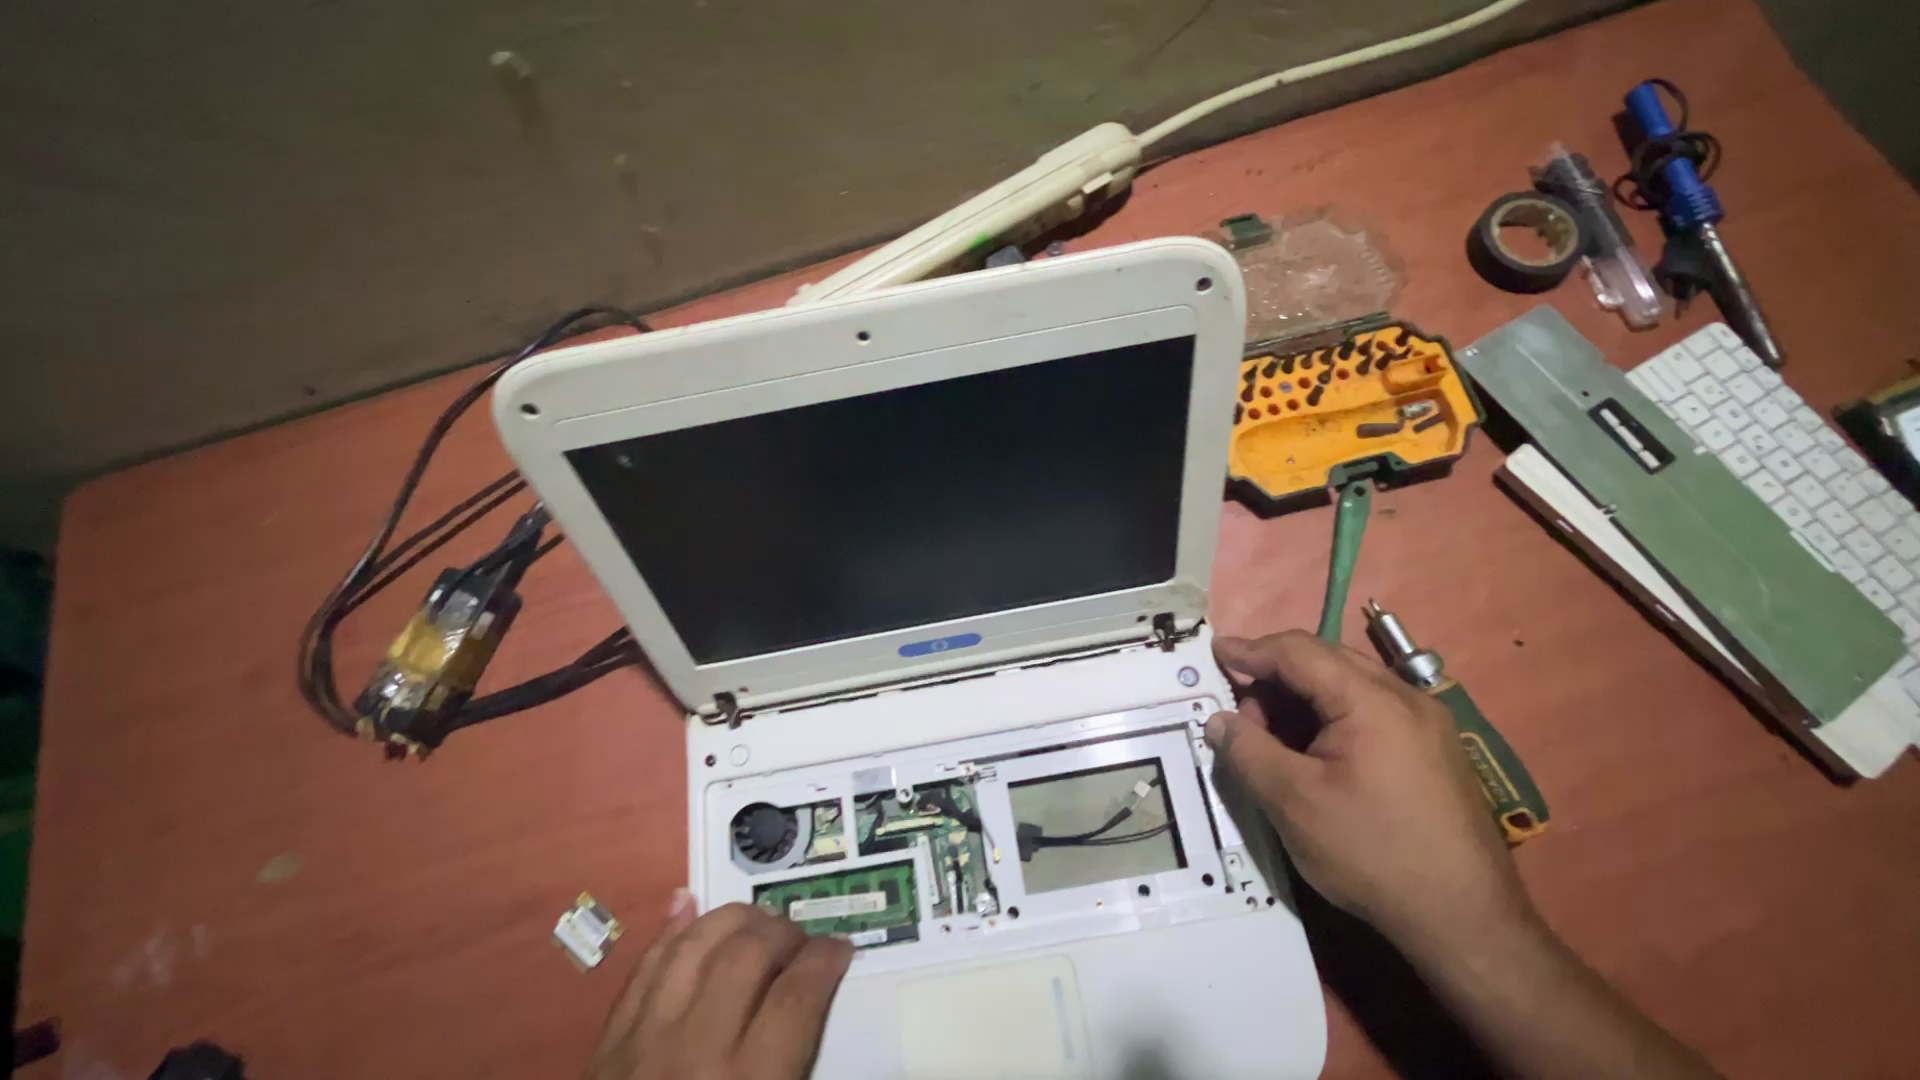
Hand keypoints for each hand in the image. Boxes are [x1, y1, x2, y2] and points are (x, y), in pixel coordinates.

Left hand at [588, 892, 852, 1079]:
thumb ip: (796, 1069)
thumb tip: (817, 1019)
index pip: (798, 994)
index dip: (827, 960)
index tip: (840, 949)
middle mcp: (696, 1050)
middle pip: (748, 954)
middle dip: (785, 932)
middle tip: (802, 938)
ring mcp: (643, 1041)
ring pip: (694, 946)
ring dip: (732, 919)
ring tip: (758, 920)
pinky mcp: (607, 1044)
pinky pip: (644, 968)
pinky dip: (669, 931)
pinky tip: (687, 904)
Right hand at [1207, 631, 1537, 953]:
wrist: (1465, 920)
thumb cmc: (1372, 852)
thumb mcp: (1294, 802)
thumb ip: (1248, 751)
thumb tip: (1218, 720)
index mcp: (1371, 700)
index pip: (1298, 652)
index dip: (1250, 650)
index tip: (1214, 653)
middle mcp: (1404, 697)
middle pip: (1325, 659)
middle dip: (1274, 673)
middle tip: (1238, 704)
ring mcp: (1425, 722)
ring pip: (1348, 683)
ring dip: (1301, 695)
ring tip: (1269, 734)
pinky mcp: (1432, 749)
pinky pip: (1369, 709)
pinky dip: (1329, 714)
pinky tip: (1311, 750)